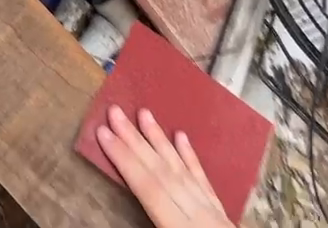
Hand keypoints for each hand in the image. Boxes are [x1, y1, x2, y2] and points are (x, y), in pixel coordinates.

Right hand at [97, 106, 233, 227]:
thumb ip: (151, 227)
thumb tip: (121, 214)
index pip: (150, 189)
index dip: (124, 160)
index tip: (102, 133)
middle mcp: (201, 219)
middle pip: (163, 173)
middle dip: (136, 141)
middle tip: (115, 111)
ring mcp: (216, 216)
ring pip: (183, 172)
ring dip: (160, 141)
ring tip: (144, 113)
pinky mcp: (225, 217)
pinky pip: (205, 183)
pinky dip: (191, 159)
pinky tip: (182, 137)